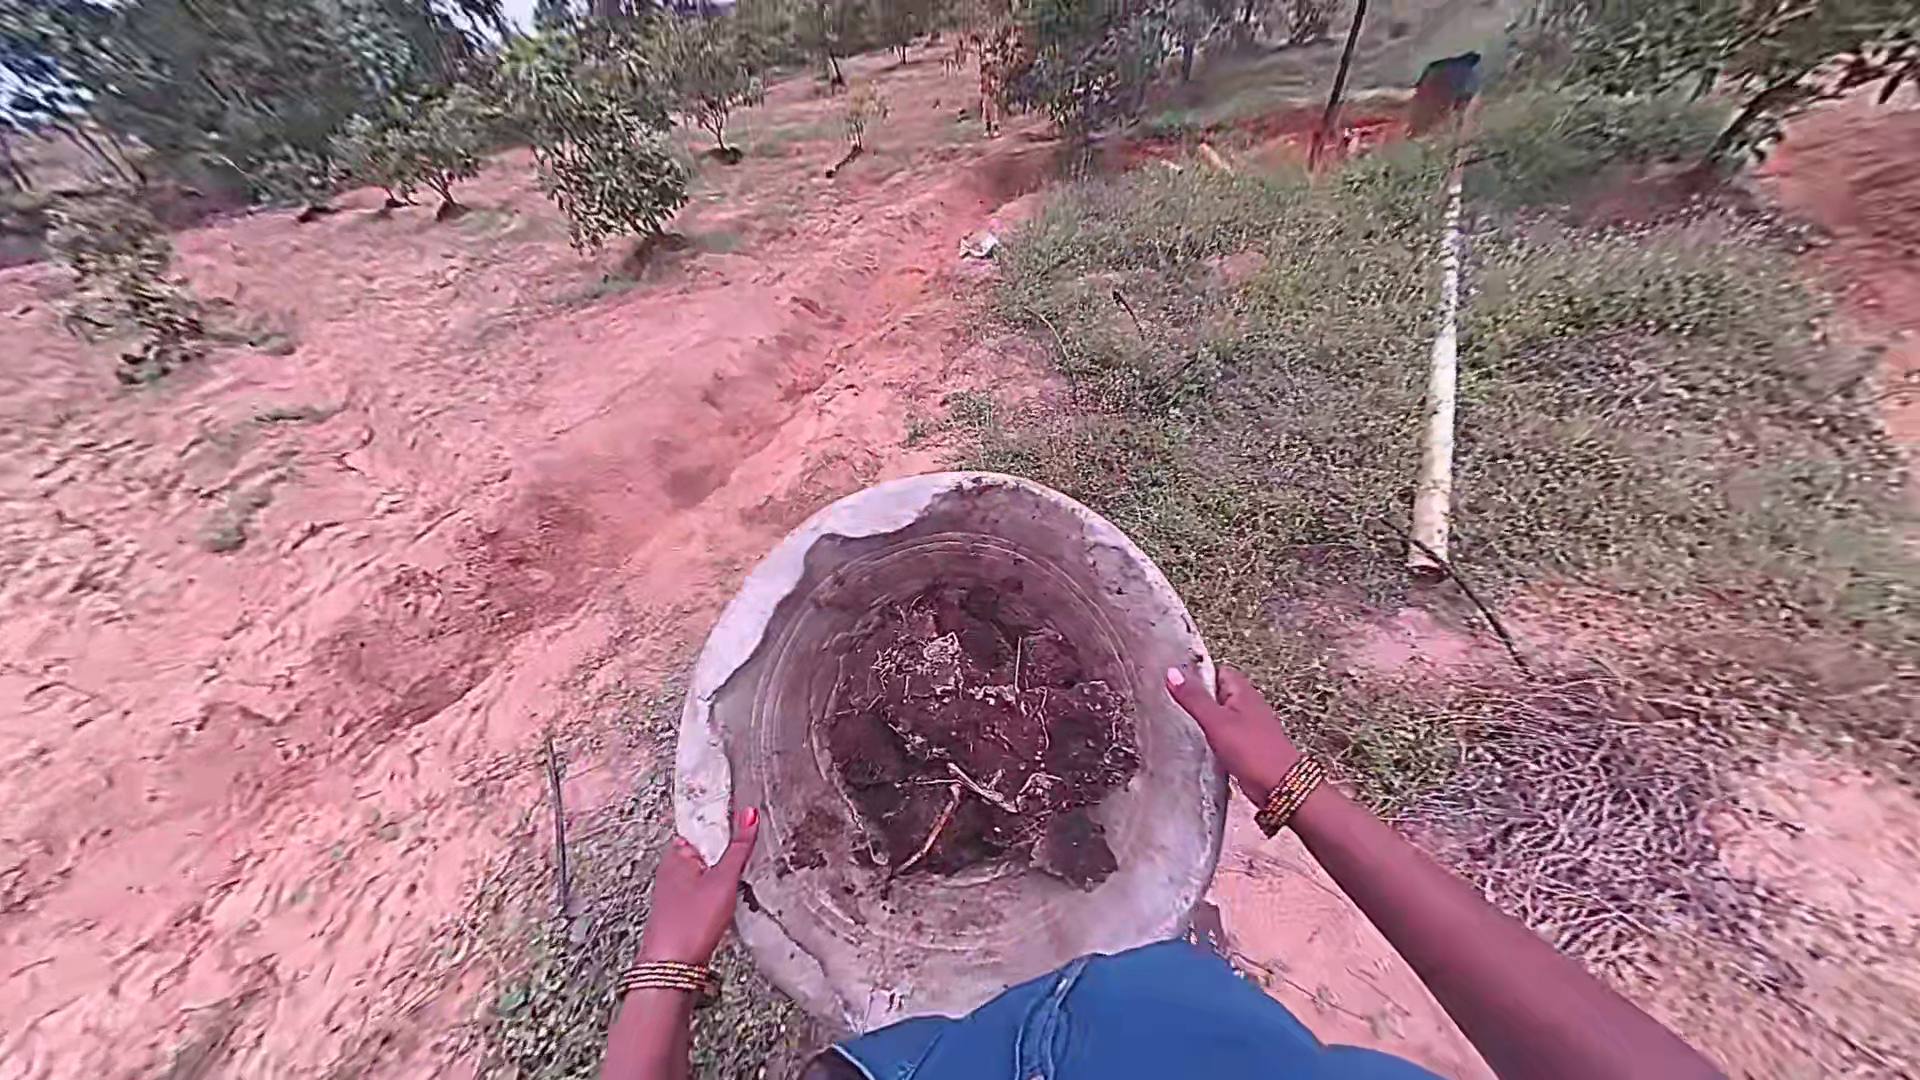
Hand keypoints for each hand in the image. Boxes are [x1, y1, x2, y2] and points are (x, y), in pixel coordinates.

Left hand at [637, 806, 758, 965]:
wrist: (672, 972)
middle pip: (707, 844)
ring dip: (724, 868)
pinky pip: (704, 885)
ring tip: (738, 873)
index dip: (727, 818)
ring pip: (707, 866)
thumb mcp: (724, 878)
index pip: (704, 822)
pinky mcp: (681, 907)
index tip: (747, 816)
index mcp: (677, 853)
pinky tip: (726, 895)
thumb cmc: (690, 924)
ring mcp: (675, 889)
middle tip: (747, 846)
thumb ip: (739, 845)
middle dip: (728, 845)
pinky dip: (718, 886)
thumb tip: (750, 814)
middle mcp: (672, 868)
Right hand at [1166, 665, 1299, 804]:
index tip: (1175, 680)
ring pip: (1217, 713)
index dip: (1197, 673)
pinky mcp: (1245, 744)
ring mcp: (1247, 725)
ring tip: (1178, 721)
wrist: (1281, 787)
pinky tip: (1195, 741)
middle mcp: (1246, 704)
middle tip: (1172, 701)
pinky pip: (1221, 732)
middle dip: (1196, 696)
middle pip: (1216, 692)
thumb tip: (1171, 672)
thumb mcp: (1216, 721)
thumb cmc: (1251, 750)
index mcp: (1243, 691)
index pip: (1217, 670)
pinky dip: (1209, 734)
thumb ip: (1193, 697)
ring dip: (1201, 717)